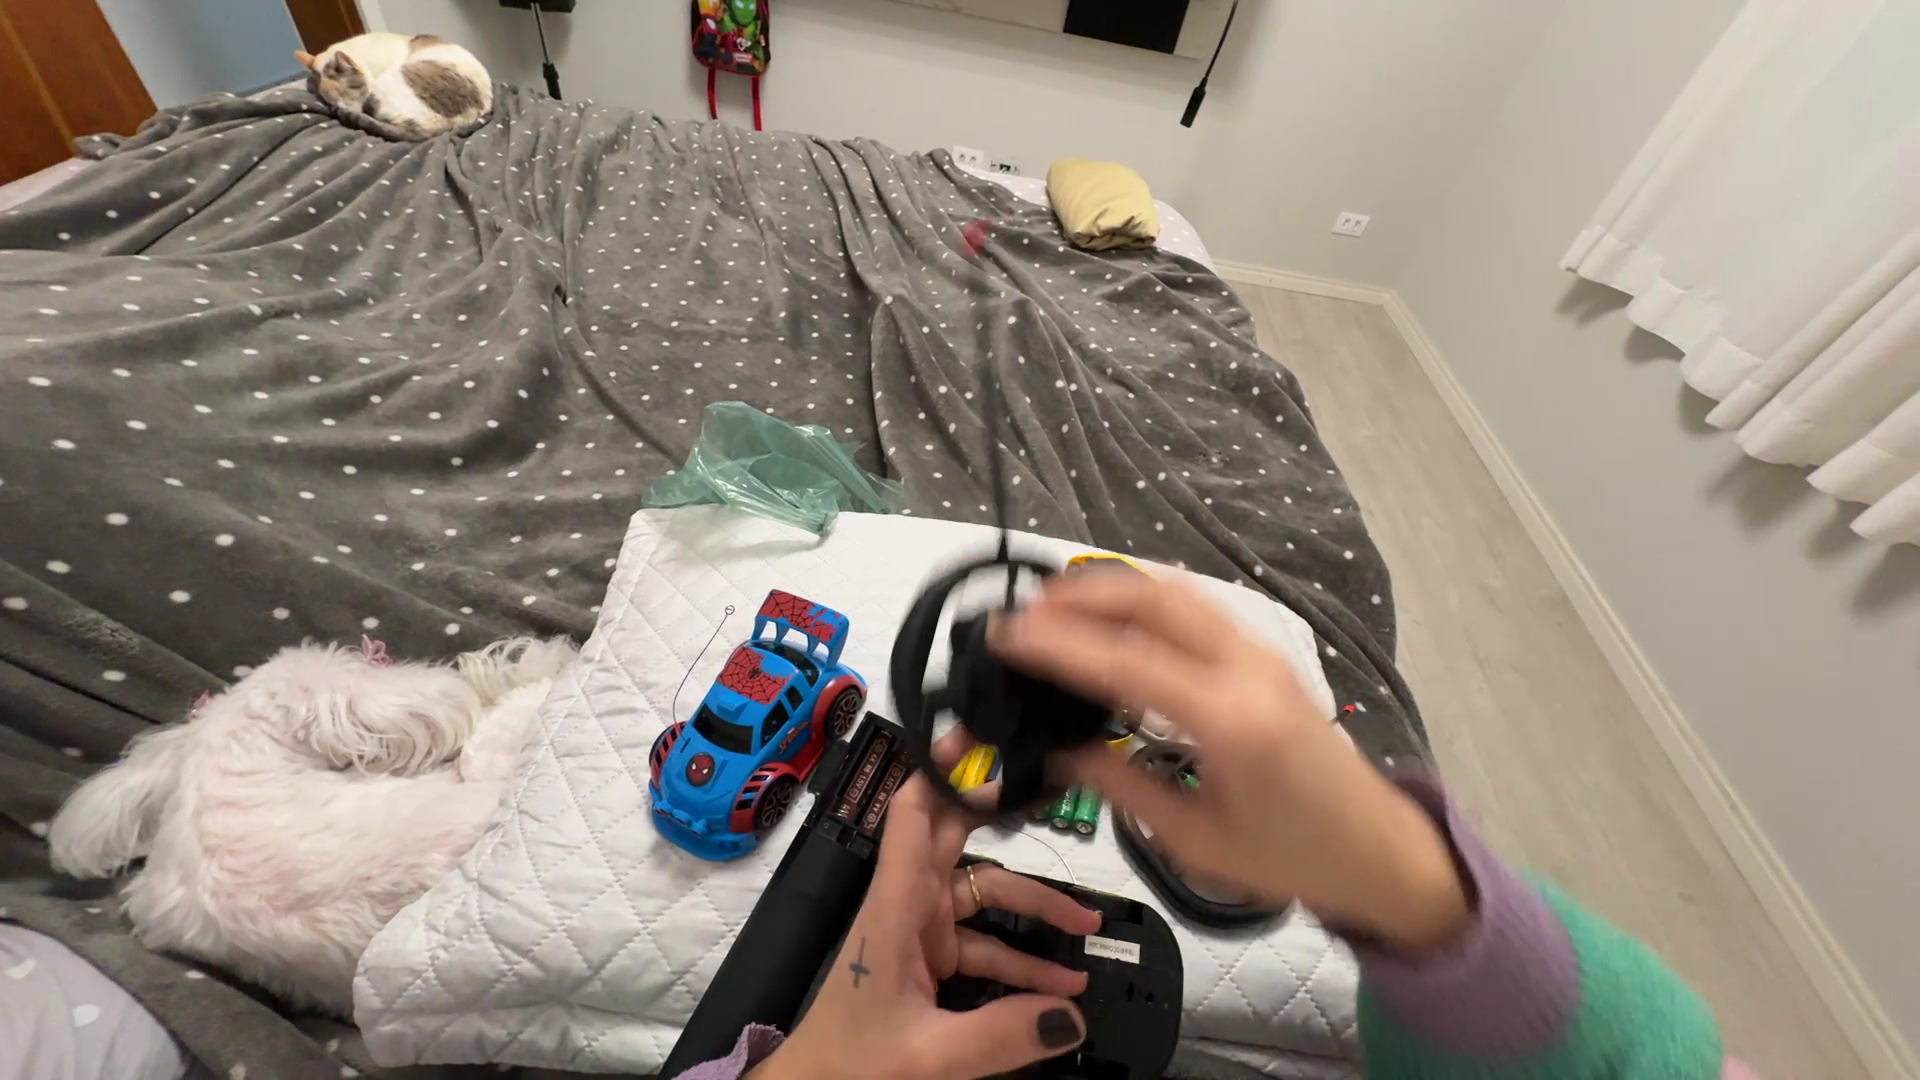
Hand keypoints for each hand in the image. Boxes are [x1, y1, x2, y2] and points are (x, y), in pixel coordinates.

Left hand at [753, 776, 1102, 1079]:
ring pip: (981, 894)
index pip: (910, 816)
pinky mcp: (930, 958)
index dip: (936, 770)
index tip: (969, 735)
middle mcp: (909, 903)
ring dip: (1030, 907)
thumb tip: (1073, 1016)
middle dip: (994, 813)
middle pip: (954, 838)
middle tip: (1035, 788)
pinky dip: (1020, 960)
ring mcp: (921, 930)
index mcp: (895, 905)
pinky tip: (1059, 987)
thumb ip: (1003, 1035)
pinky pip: (984, 944)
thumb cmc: (850, 1065)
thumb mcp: (929, 1054)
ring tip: (1084, 926)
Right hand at [992, 572, 1471, 950]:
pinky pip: (1196, 604)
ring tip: (1059, 598)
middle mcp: (1247, 668)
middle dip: (1084, 595)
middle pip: (1155, 600)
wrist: (1379, 849)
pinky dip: (1146, 594)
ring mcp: (1260, 651)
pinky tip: (1115, 606)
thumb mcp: (1194, 836)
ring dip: (1114, 586)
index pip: (1127, 661)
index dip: (1060, 645)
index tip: (1010, 634)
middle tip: (1029, 608)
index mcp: (1230, 720)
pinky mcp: (1262, 651)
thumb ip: (1121, 784)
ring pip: (1177, 591)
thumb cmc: (1290, 855)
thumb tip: (1059, 750)